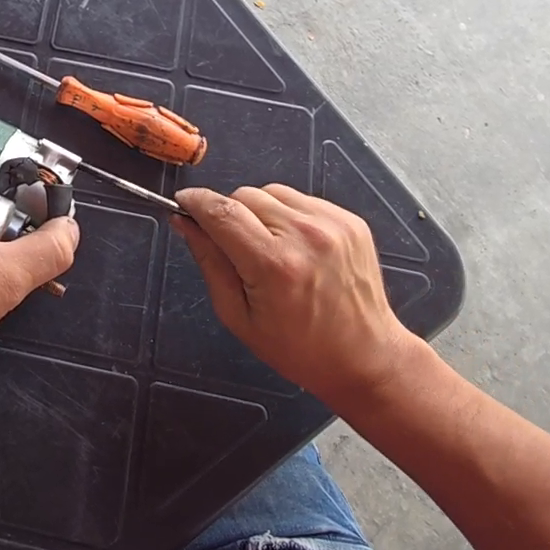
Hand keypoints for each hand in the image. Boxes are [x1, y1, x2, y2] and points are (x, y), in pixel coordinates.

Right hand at [173, 185, 421, 407]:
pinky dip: (288, 215)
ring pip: (271, 191)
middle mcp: (305, 236)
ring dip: (260, 211)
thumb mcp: (237, 315)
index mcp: (274, 264)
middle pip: (244, 195)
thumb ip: (208, 261)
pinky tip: (295, 246)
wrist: (366, 358)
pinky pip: (300, 199)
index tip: (183, 202)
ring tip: (269, 246)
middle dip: (230, 213)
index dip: (195, 201)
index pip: (221, 211)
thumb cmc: (298, 348)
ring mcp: (332, 224)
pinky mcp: (350, 220)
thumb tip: (184, 221)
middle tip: (236, 246)